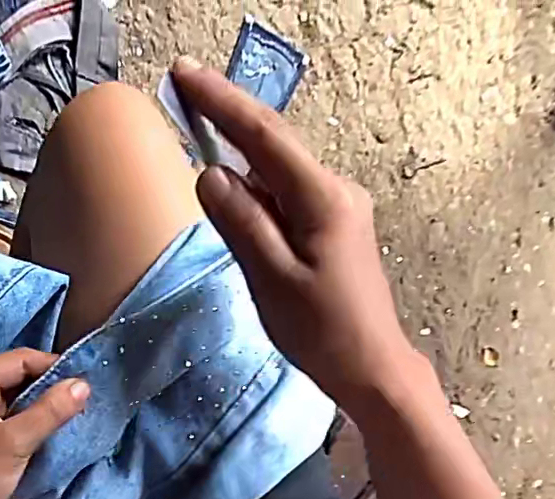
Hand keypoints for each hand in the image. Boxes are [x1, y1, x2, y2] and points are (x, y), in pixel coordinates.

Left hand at [0, 348, 89, 498]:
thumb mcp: (14, 442)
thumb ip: (50, 411)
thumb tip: (85, 384)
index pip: (17, 361)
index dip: (53, 367)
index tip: (86, 380)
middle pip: (20, 377)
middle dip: (52, 386)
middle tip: (85, 397)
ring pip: (23, 397)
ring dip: (48, 404)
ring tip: (78, 410)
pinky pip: (21, 416)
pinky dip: (40, 420)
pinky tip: (61, 425)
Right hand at [172, 58, 438, 416]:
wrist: (370, 367)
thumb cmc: (322, 333)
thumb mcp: (272, 280)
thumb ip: (242, 224)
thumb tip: (212, 175)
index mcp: (322, 199)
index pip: (263, 137)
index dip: (221, 102)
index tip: (184, 75)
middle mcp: (335, 192)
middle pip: (272, 153)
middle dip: (229, 131)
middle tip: (185, 110)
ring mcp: (338, 211)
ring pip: (278, 183)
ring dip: (244, 184)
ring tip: (219, 208)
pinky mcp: (335, 232)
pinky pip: (288, 206)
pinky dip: (261, 208)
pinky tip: (248, 231)